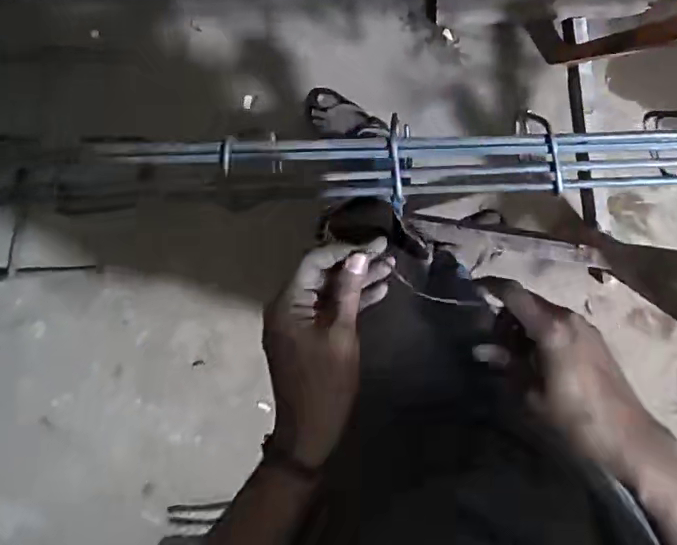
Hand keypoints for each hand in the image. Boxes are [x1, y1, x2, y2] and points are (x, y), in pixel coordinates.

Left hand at [263, 237, 393, 467]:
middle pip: (322, 272)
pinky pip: (328, 307)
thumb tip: (359, 255)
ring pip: (328, 288)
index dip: (346, 249)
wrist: (308, 434)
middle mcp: (287, 307)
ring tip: (389, 266)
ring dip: (357, 278)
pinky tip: (379, 289)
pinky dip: (351, 299)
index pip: (315, 260)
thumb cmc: (325, 384)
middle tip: (385, 252)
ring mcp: (297, 321)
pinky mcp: (307, 333)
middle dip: (354, 261)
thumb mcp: (341, 333)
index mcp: (288, 304)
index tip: (375, 244)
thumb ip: (348, 291)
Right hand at [479, 278, 676, 482]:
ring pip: (545, 312)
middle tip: (491, 341)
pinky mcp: (594, 337)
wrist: (629, 438)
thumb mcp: (535, 398)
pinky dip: (543, 331)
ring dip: (525, 324)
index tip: (472, 290)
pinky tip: (538, 358)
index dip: (492, 287)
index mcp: (552, 326)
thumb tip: (482, 349)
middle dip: (507, 315)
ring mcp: (585, 325)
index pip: (515, 293)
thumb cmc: (577, 421)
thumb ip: (509, 367)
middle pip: (529, 301)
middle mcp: (569, 316)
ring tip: (513, 356)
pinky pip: (560, 322)